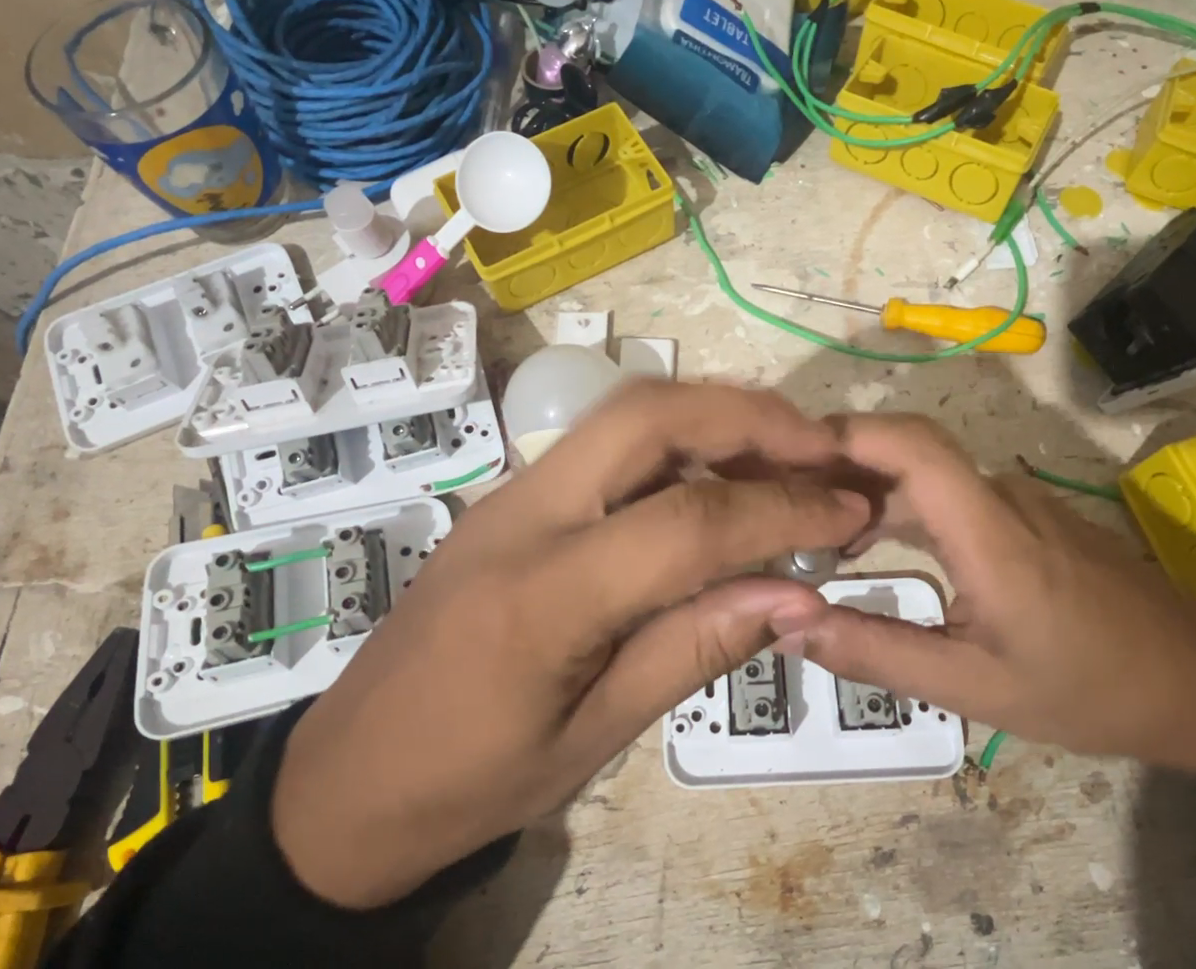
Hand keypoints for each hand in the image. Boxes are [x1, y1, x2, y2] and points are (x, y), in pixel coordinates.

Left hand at [272, 381, 871, 906]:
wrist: (347, 780)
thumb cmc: (469, 782)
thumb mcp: (592, 738)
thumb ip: (692, 650)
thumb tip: (796, 594)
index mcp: (543, 595)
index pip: (686, 522)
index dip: (781, 510)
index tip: (848, 510)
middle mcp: (522, 517)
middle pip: (644, 415)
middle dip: (745, 414)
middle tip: (820, 446)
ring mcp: (508, 498)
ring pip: (621, 416)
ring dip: (711, 419)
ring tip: (784, 458)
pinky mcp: (507, 502)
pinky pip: (601, 449)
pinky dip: (673, 446)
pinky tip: (714, 483)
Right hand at [771, 415, 1195, 844]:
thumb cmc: (1092, 690)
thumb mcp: (974, 688)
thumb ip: (878, 653)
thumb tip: (788, 622)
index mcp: (989, 531)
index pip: (909, 445)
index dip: (841, 437)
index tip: (777, 459)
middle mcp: (1000, 496)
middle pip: (905, 451)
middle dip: (832, 465)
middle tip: (766, 501)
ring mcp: (1015, 501)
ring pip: (921, 473)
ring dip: (858, 489)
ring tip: (797, 526)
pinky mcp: (1022, 517)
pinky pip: (943, 495)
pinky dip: (891, 508)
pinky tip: (859, 544)